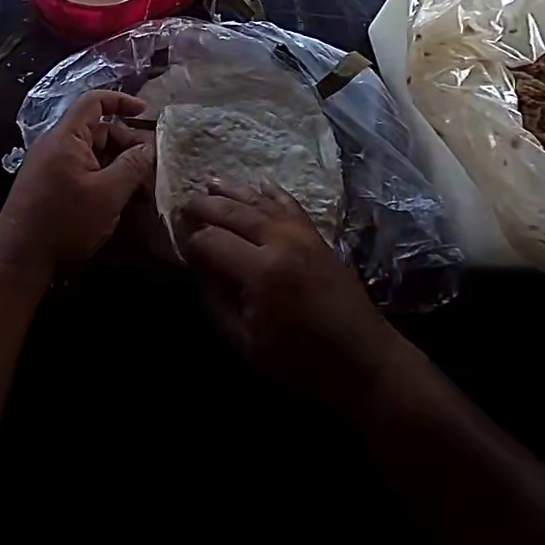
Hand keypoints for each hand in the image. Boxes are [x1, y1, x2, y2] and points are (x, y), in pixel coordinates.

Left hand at [0, 90, 154, 274]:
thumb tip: (149, 148)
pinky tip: (116, 198)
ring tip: (138, 187)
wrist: (19, 256)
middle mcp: (54, 144)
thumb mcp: (107, 194)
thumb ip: (132, 167)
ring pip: (90, 152)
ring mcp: (48, 164)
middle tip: (150, 167)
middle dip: (125, 143)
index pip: (94, 101)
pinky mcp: (47, 184)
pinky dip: (101, 176)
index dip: (121, 101)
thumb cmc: (64, 221)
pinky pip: (79, 169)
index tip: (145, 112)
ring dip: (115, 164)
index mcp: (66, 137)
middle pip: (96, 130)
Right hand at [178, 181, 398, 401]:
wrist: (364, 361)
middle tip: (183, 207)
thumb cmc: (301, 361)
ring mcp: (302, 235)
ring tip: (207, 183)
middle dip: (203, 207)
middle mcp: (280, 242)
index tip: (179, 246)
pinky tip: (257, 182)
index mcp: (261, 271)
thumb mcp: (246, 342)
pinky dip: (271, 192)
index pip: (210, 241)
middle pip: (231, 212)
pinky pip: (290, 204)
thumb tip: (196, 267)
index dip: (190, 242)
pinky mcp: (317, 236)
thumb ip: (215, 300)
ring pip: (259, 201)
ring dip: (231, 191)